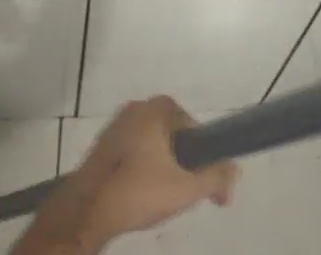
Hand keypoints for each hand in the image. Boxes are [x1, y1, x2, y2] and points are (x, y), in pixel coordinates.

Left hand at [19, 97, 238, 254]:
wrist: (84, 211)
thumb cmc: (138, 191)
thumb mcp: (186, 189)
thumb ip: (216, 178)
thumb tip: (236, 170)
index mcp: (157, 109)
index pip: (193, 128)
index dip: (204, 156)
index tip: (205, 182)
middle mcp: (137, 108)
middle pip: (173, 136)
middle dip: (183, 164)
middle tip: (185, 192)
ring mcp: (116, 126)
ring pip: (152, 146)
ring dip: (163, 168)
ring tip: (162, 199)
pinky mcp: (102, 146)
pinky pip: (133, 153)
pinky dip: (142, 170)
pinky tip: (139, 195)